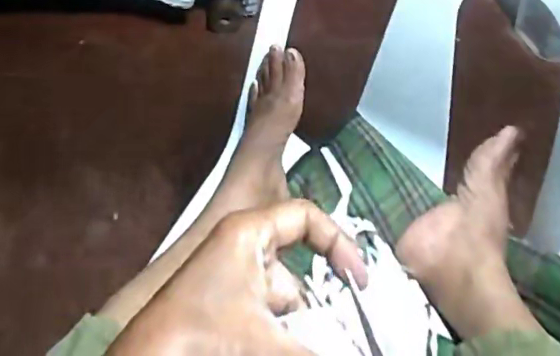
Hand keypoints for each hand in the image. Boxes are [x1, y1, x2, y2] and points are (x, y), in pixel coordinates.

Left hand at [107, 200, 368, 355]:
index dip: (338, 242)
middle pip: (295, 260)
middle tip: (347, 322)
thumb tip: (359, 349)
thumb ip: (313, 347)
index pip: (305, 217)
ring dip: (302, 320)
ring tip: (322, 338)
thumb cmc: (201, 335)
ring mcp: (226, 277)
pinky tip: (294, 342)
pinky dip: (280, 331)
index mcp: (248, 230)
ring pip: (281, 293)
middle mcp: (238, 245)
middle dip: (321, 295)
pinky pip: (262, 312)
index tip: (359, 279)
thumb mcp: (265, 341)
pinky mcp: (217, 306)